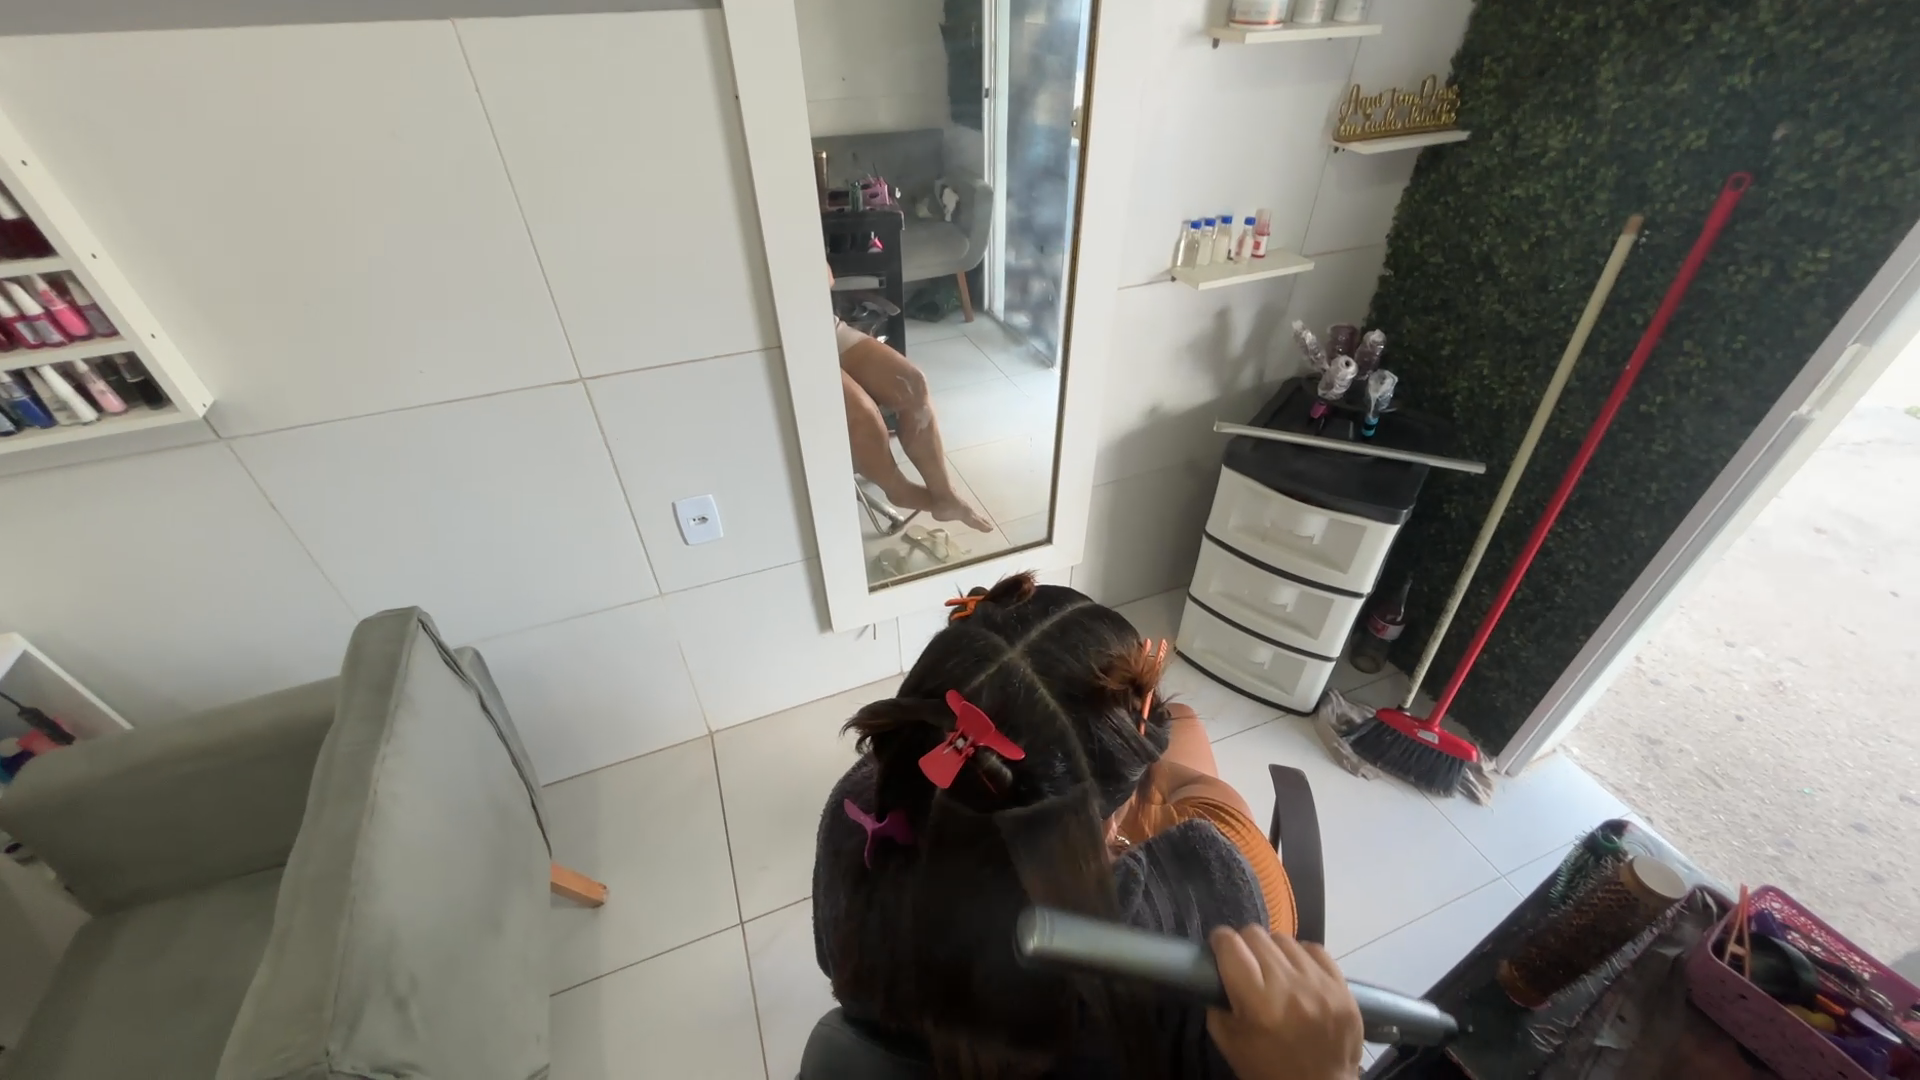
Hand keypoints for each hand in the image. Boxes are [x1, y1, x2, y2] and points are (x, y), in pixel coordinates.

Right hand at [1206, 926, 1362, 1079]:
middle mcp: (1290, 988)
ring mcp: (1320, 987)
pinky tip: (1299, 975)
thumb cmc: (1268, 1070)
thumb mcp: (1228, 1040)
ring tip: (1276, 972)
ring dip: (1274, 952)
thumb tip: (1216, 966)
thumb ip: (1216, 999)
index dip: (1220, 941)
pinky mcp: (1342, 989)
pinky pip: (1315, 950)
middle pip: (1255, 935)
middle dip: (1245, 945)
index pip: (1230, 944)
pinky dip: (1302, 957)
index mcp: (1258, 1003)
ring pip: (1284, 939)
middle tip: (1247, 963)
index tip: (1220, 949)